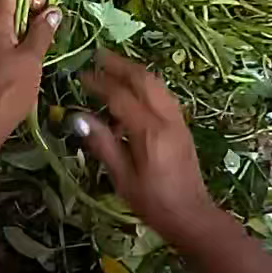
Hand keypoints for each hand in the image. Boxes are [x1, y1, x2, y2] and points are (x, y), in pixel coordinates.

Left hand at [0, 0, 60, 142]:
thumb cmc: (9, 88)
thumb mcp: (32, 58)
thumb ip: (42, 31)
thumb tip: (54, 9)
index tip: (49, 14)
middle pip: (6, 10)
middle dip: (30, 17)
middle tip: (49, 35)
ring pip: (3, 30)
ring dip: (24, 35)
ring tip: (41, 52)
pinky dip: (14, 48)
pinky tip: (26, 66)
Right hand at [76, 52, 236, 248]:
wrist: (192, 216)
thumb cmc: (153, 203)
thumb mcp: (122, 178)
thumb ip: (103, 144)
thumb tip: (80, 117)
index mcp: (149, 132)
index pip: (120, 97)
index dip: (99, 83)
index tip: (81, 76)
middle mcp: (167, 119)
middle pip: (144, 79)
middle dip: (120, 65)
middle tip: (98, 56)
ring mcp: (178, 120)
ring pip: (157, 84)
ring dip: (135, 71)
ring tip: (114, 66)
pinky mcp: (182, 126)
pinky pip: (163, 95)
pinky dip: (146, 85)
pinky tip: (133, 90)